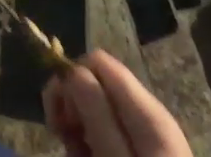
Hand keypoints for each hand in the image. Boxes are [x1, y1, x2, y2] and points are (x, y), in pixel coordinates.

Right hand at [47, 51, 190, 156]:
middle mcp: (148, 116)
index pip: (98, 62)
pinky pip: (106, 132)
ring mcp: (146, 135)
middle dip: (71, 107)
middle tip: (63, 140)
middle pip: (95, 82)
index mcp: (147, 113)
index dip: (71, 81)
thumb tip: (72, 71)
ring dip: (77, 129)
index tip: (62, 119)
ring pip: (96, 109)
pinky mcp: (143, 152)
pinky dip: (89, 144)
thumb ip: (96, 114)